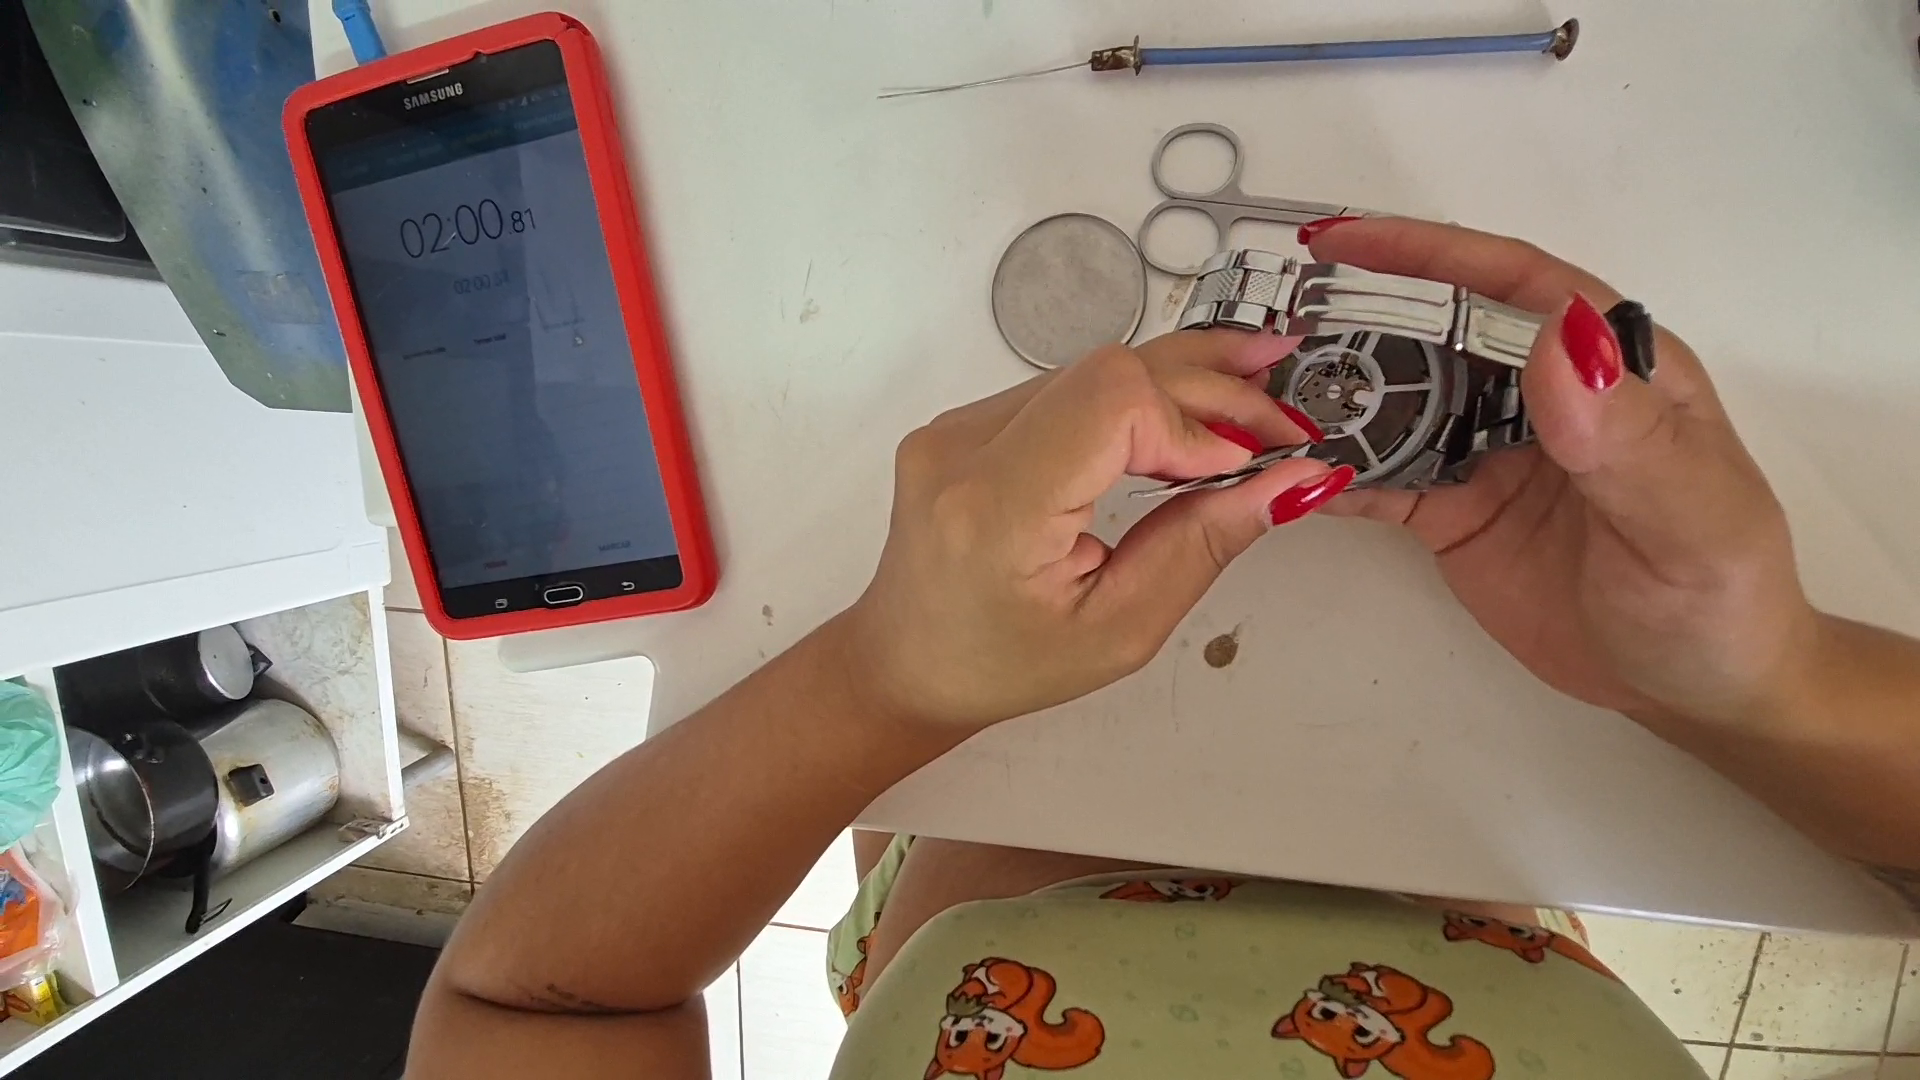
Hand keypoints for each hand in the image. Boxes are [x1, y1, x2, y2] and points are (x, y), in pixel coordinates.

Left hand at [838, 332, 1338, 729]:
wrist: (909, 659)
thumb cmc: (1004, 666)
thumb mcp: (1118, 631)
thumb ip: (1200, 546)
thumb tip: (1290, 481)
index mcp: (995, 511)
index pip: (1109, 405)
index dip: (1194, 419)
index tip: (1246, 462)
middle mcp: (961, 450)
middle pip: (1105, 373)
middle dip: (1207, 389)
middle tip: (1283, 418)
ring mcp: (953, 428)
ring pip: (1087, 372)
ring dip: (1176, 384)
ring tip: (1255, 386)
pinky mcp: (961, 425)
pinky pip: (1061, 390)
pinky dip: (1129, 399)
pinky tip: (1182, 406)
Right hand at [1305, 217, 1817, 724]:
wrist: (1681, 684)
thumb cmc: (1713, 600)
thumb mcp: (1691, 520)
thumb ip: (1629, 436)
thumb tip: (1559, 336)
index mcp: (1606, 370)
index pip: (1509, 288)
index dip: (1425, 256)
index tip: (1339, 244)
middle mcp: (1530, 399)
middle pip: (1428, 338)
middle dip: (1349, 322)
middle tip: (1269, 329)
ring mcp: (1477, 453)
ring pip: (1389, 405)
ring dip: (1326, 398)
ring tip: (1256, 399)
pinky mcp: (1441, 507)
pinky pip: (1371, 479)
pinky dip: (1325, 475)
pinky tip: (1283, 476)